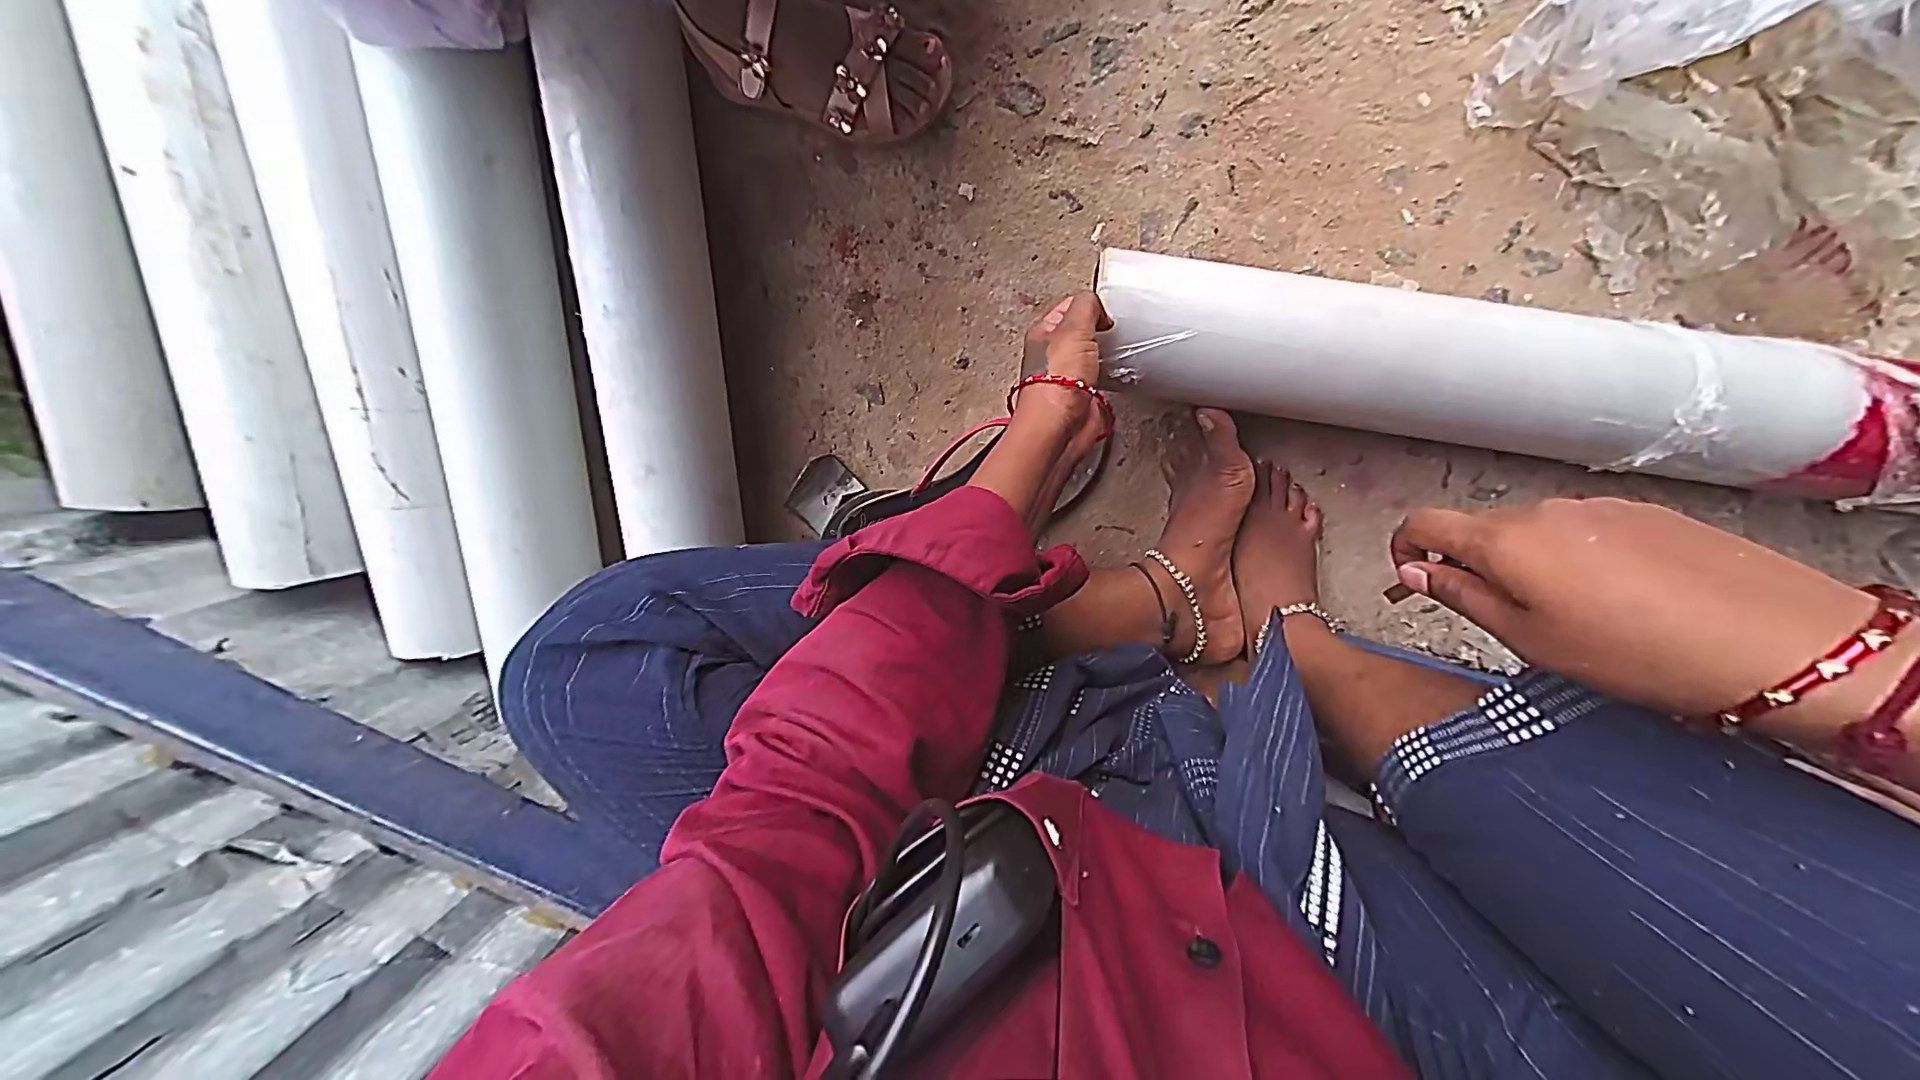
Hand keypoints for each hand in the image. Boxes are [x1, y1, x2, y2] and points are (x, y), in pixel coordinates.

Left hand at [969, 294, 1111, 531]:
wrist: (1061, 423)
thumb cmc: (1056, 381)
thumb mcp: (1074, 326)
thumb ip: (1086, 306)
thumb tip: (1096, 305)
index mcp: (1043, 333)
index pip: (1068, 307)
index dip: (1089, 304)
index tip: (1106, 308)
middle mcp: (1053, 355)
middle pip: (1080, 331)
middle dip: (1099, 328)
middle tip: (1112, 327)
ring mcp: (1068, 376)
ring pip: (1091, 354)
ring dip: (1105, 351)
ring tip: (1115, 348)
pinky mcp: (1083, 395)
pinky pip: (1100, 377)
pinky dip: (1110, 372)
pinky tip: (1116, 371)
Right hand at [1390, 497, 1878, 717]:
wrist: (1786, 643)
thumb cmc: (1645, 652)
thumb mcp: (1527, 638)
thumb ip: (1461, 596)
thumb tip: (1416, 572)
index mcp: (1505, 540)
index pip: (1422, 523)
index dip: (1404, 549)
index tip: (1413, 577)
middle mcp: (1545, 511)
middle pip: (1476, 527)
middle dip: (1467, 562)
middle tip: (1492, 611)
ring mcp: (1597, 507)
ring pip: (1528, 529)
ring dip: (1521, 561)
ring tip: (1562, 611)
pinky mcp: (1643, 512)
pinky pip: (1578, 528)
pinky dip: (1569, 556)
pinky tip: (1609, 596)